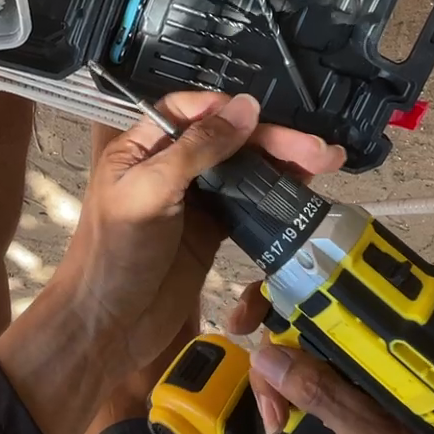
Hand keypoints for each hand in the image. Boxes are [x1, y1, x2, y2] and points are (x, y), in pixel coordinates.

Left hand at [57, 91, 345, 378]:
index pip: (187, 111)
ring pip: (241, 170)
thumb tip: (244, 107)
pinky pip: (248, 204)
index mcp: (140, 147)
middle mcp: (167, 167)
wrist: (109, 326)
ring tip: (324, 163)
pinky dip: (275, 196)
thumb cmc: (116, 253)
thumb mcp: (151, 190)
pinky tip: (302, 191)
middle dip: (269, 139)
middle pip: (224, 139)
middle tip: (316, 150)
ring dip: (280, 164)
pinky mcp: (210, 231)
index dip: (225, 109)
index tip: (263, 115)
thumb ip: (198, 149)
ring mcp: (191, 200)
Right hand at [227, 289, 433, 433]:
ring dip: (268, 385)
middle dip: (268, 349)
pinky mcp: (317, 396)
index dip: (283, 291)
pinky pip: (279, 382)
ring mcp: (334, 373)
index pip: (329, 297)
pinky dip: (269, 399)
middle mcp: (355, 350)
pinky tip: (278, 424)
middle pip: (292, 319)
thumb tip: (267, 356)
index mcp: (378, 347)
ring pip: (280, 352)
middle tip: (257, 372)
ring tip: (279, 423)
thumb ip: (324, 396)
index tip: (246, 316)